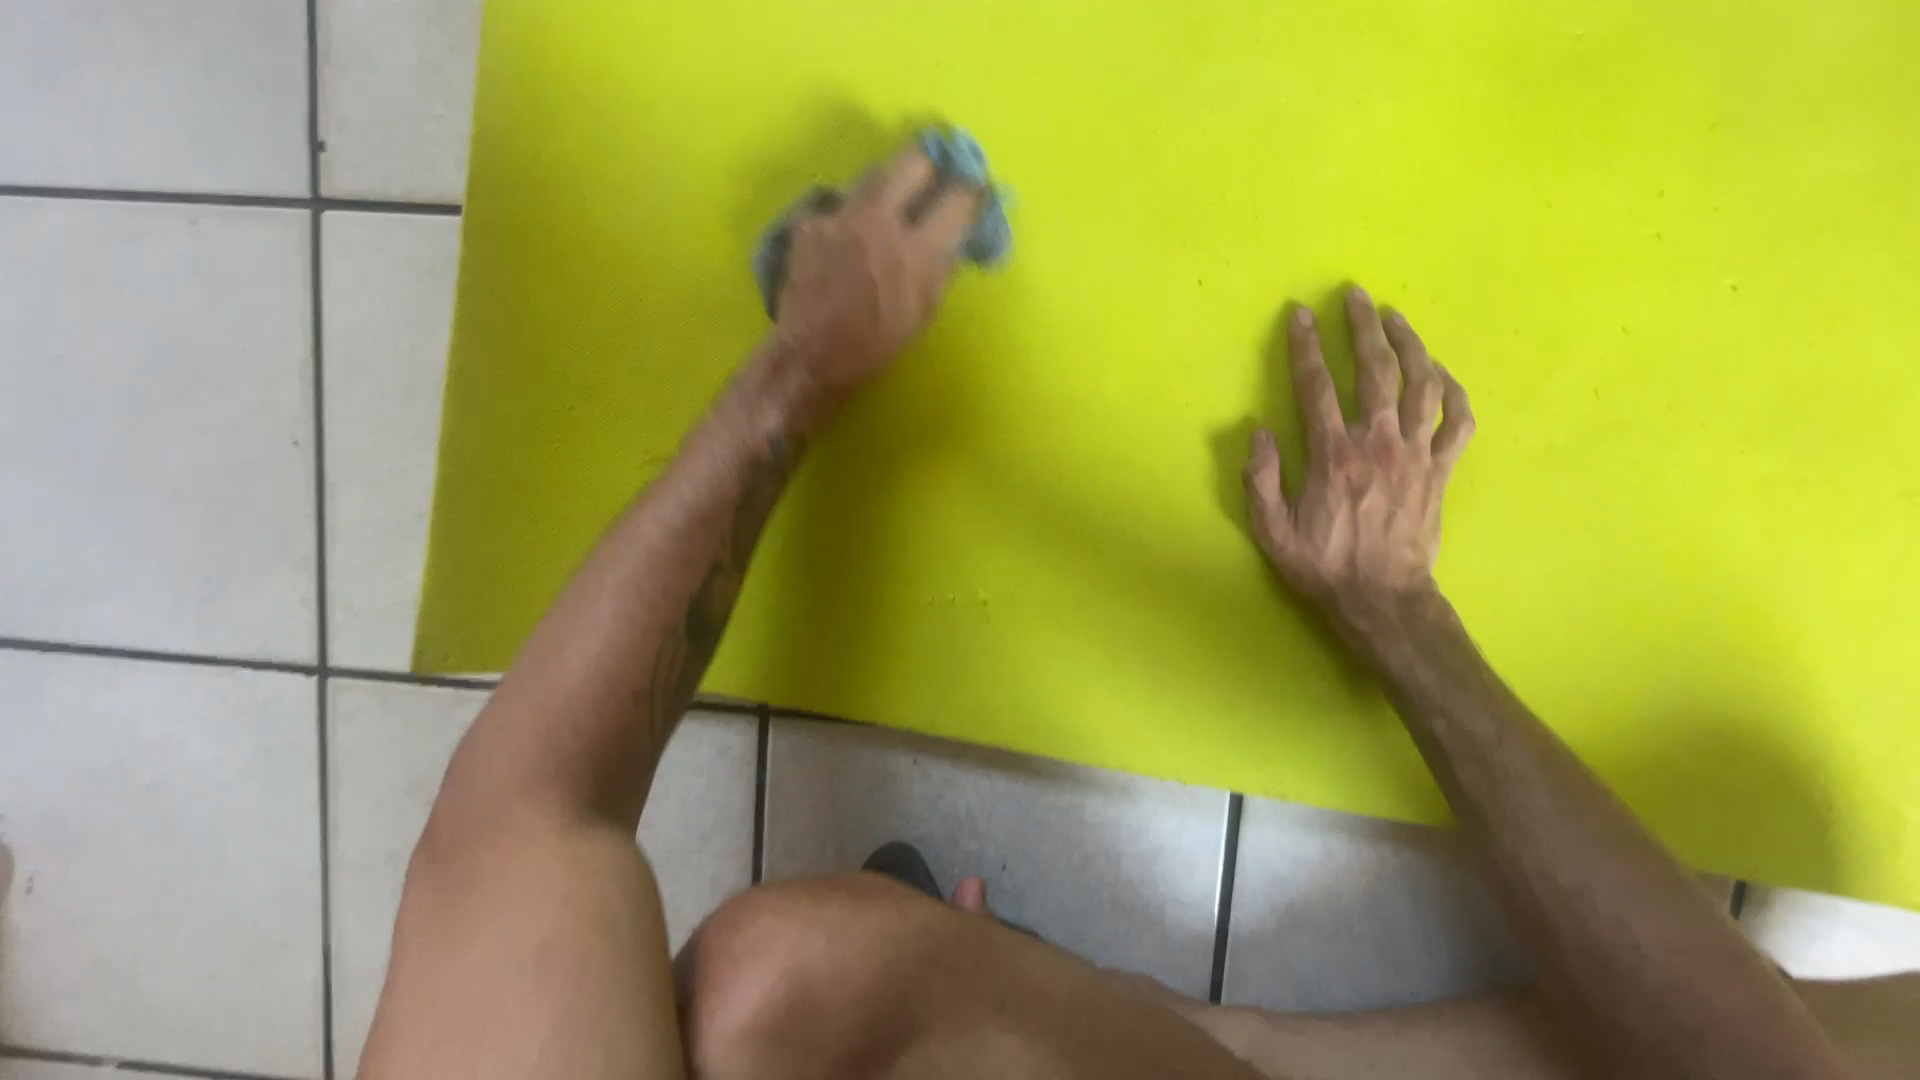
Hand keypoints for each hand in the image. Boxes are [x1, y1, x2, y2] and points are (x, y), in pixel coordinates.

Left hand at [766, 146, 982, 429]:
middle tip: (930, 181)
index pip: (958, 197)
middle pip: (913, 160)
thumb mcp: (924, 310)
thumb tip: (955, 237)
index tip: (973, 190)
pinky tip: (846, 239)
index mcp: (917, 250)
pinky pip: (839, 204)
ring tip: (887, 209)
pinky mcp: (811, 221)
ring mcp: (841, 216)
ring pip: (873, 175)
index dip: (971, 190)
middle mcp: (880, 221)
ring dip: (888, 186)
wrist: (812, 354)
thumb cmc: (876, 344)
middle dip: (928, 166)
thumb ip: (942, 266)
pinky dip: (850, 217)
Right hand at [1243, 288, 1473, 634]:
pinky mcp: (1441, 471)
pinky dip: (1453, 392)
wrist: (1382, 600)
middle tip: (1355, 295)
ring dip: (1410, 344)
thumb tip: (1258, 432)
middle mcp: (1377, 444)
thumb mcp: (1272, 531)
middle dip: (1362, 328)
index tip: (1300, 314)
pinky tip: (1441, 374)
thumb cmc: (1322, 566)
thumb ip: (1261, 479)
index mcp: (1333, 456)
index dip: (1306, 347)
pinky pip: (1457, 421)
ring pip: (1421, 385)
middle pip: (1375, 371)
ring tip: (1395, 318)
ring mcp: (1416, 454)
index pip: (1316, 387)